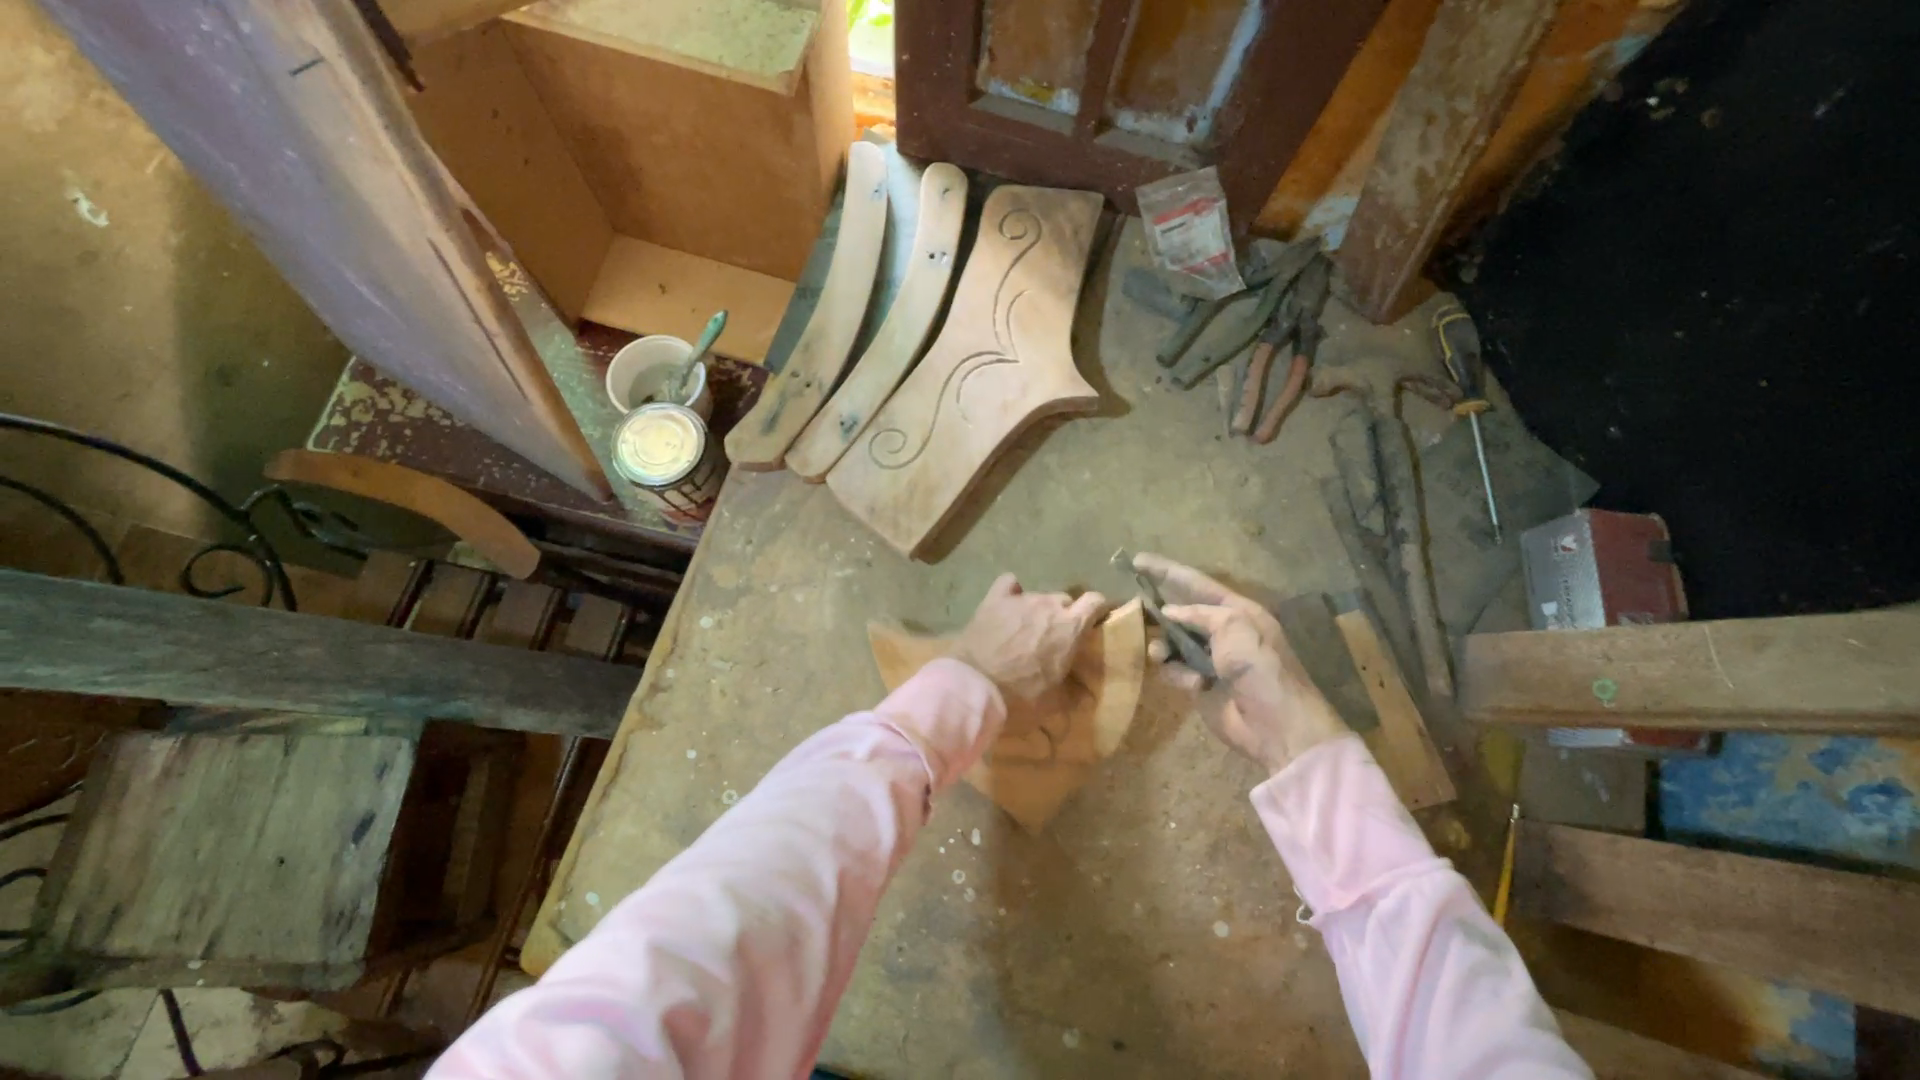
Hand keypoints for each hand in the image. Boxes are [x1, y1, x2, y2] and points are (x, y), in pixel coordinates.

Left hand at [948, 573, 1106, 703]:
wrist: (976, 686)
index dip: (1096, 608)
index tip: (1093, 620)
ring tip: (1022, 631)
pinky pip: (1009, 583)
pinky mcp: (995, 598)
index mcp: (1070, 627)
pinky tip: (1007, 604)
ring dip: (1036, 610)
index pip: (1096, 601)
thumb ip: (1074, 689)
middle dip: (1062, 615)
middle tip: (1051, 637)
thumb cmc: (1021, 696)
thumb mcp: (1055, 700)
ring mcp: (1022, 598)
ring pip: (1038, 596)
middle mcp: (1049, 605)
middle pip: (1064, 600)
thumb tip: (1086, 691)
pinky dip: (1011, 592)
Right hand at [1133, 553, 1347, 775]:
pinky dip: (1177, 674)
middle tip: (1133, 610)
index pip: (1196, 583)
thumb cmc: (1259, 668)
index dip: (1167, 571)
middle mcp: (1222, 631)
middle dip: (1158, 612)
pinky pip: (1174, 669)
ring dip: (1164, 647)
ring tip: (1162, 655)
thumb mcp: (1234, 627)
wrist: (1275, 724)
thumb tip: (1171, 613)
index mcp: (1237, 611)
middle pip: (1180, 613)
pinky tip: (1192, 683)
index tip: (1137, 560)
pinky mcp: (1199, 683)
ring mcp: (1210, 659)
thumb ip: (1199, 613)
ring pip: (1171, 642)